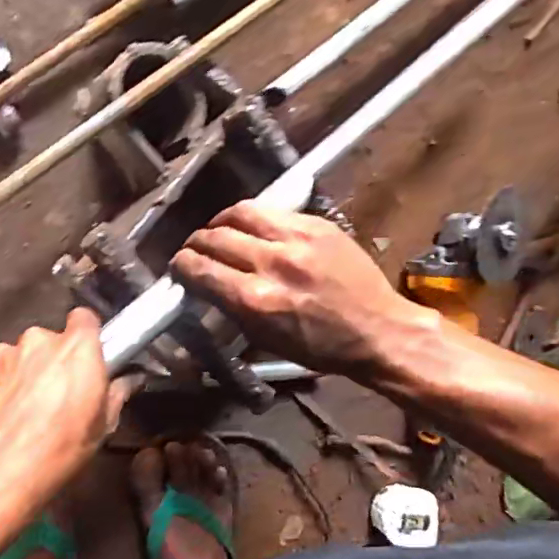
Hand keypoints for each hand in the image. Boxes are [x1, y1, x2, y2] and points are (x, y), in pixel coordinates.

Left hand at [0, 308, 112, 539]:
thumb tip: (126, 381)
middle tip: (58, 398)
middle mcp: (36, 342)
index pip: (85, 318)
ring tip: (24, 416)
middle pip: (49, 341)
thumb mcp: (101, 429)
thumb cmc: (56, 454)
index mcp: (76, 349)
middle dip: (53, 363)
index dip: (86, 337)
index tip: (88, 359)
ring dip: (23, 376)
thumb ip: (116, 394)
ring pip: (18, 358)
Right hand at [172, 203, 436, 376]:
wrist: (379, 330)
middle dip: (196, 243)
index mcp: (256, 301)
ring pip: (240, 212)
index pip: (201, 270)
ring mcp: (297, 238)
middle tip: (194, 250)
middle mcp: (273, 263)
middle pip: (215, 237)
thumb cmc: (322, 348)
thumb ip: (233, 308)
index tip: (179, 267)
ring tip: (217, 231)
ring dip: (220, 222)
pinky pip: (272, 211)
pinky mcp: (317, 224)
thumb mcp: (268, 340)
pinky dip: (253, 218)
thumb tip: (207, 285)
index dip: (182, 266)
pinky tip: (251, 226)